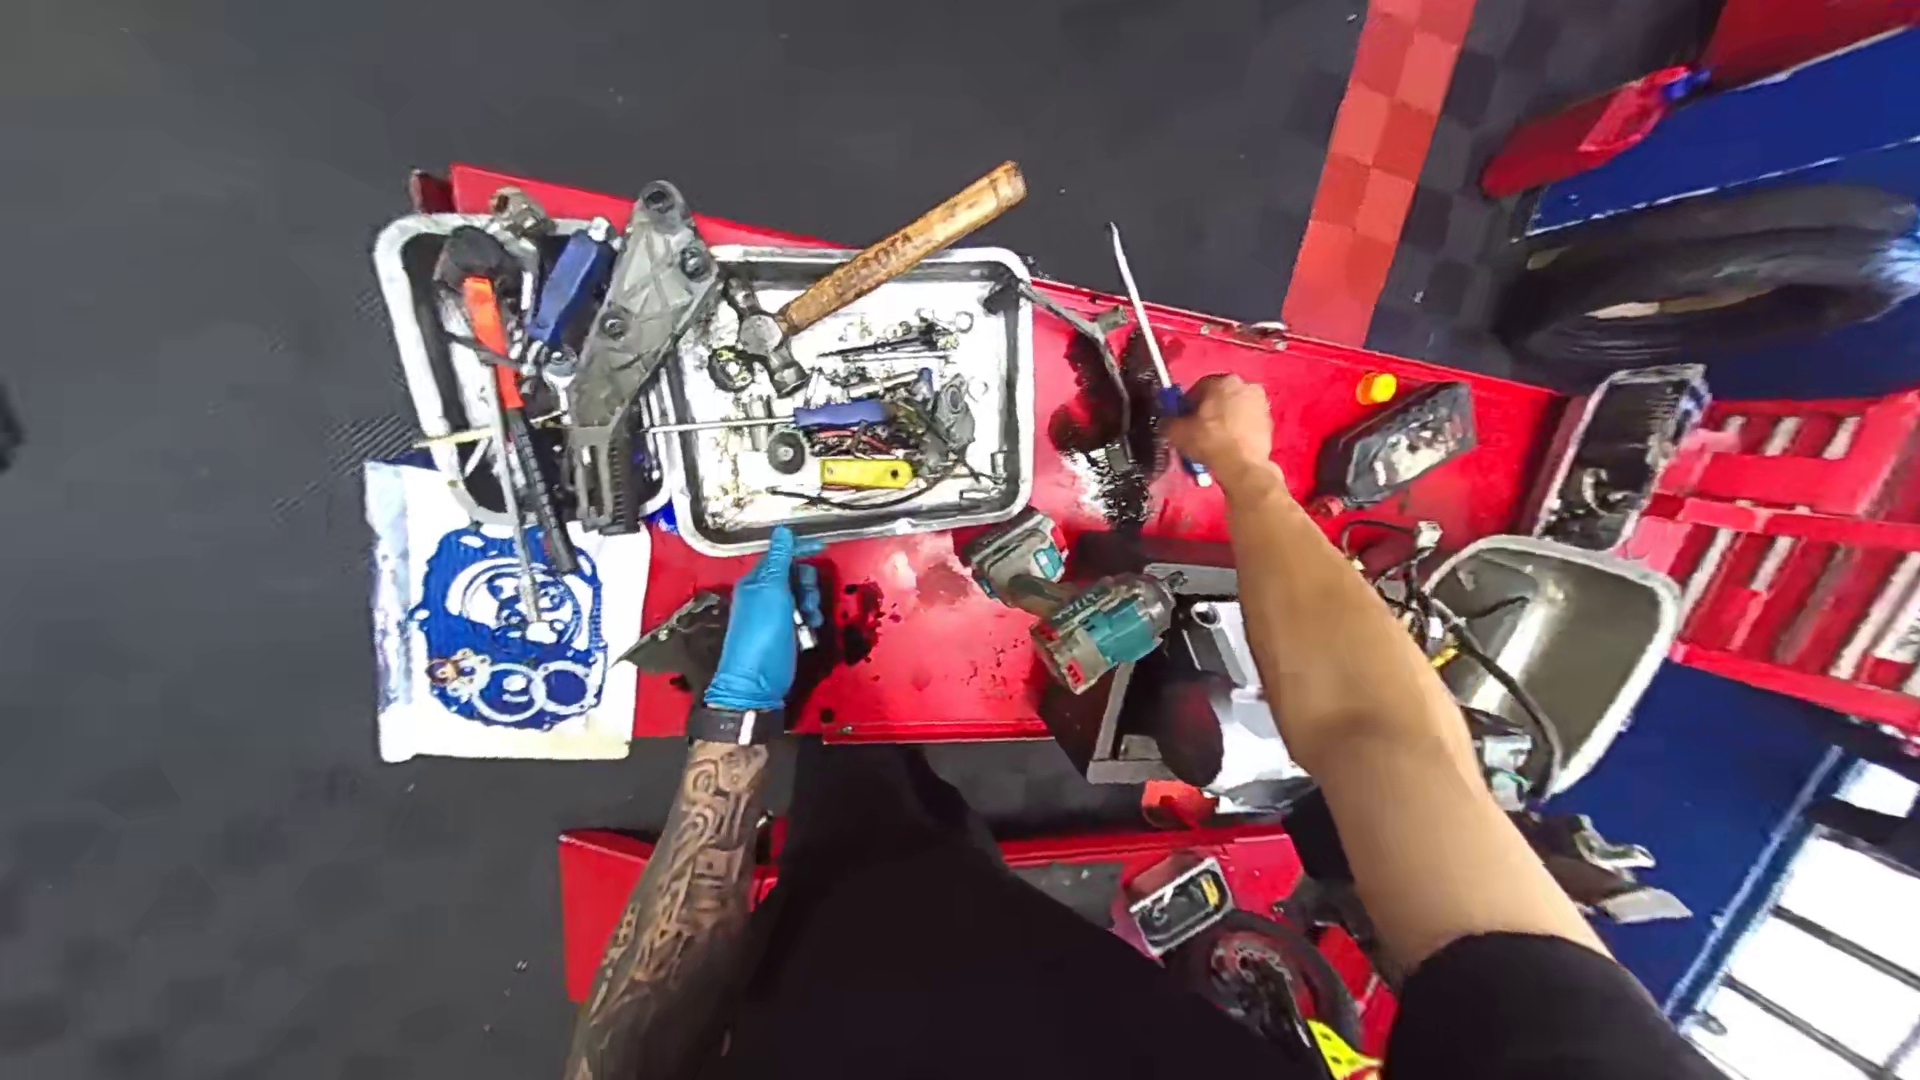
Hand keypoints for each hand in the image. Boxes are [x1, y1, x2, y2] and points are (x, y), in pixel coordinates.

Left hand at [705, 526, 825, 712]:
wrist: (757, 681)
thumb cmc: (762, 634)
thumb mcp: (772, 592)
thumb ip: (779, 560)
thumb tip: (782, 530)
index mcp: (757, 581)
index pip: (780, 555)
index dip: (800, 549)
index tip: (823, 547)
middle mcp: (765, 595)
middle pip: (795, 575)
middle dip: (808, 584)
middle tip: (808, 599)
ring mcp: (776, 615)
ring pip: (803, 596)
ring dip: (812, 603)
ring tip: (811, 618)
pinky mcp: (787, 631)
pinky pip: (804, 616)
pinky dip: (811, 620)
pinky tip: (811, 629)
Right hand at [1165, 374, 1279, 493]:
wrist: (1241, 465)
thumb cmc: (1208, 441)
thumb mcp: (1176, 432)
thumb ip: (1167, 421)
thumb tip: (1166, 422)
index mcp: (1222, 381)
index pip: (1198, 387)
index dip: (1186, 404)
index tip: (1181, 418)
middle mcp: (1246, 386)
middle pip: (1219, 397)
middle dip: (1207, 411)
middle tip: (1195, 430)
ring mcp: (1260, 404)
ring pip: (1234, 410)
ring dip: (1223, 421)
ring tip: (1211, 441)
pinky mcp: (1269, 422)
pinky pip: (1246, 423)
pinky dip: (1236, 431)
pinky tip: (1226, 446)